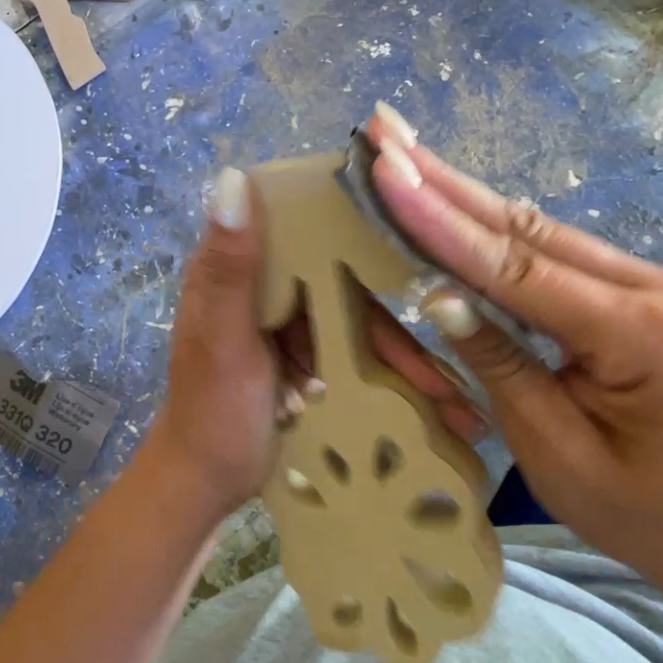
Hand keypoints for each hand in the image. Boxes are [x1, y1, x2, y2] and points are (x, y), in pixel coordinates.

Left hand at [147, 168, 487, 521]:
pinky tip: (438, 413)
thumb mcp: (222, 338)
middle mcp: (265, 288)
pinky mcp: (307, 361)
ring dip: (406, 363)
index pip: (301, 229)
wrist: (204, 484)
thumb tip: (233, 178)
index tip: (418, 234)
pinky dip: (392, 384)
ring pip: (358, 328)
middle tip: (456, 352)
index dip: (354, 226)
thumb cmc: (209, 410)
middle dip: (399, 324)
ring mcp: (289, 327)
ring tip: (458, 406)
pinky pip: (357, 360)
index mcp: (237, 269)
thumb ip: (231, 267)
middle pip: (342, 286)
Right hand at [365, 102, 662, 585]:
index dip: (442, 221)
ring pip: (537, 230)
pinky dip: (491, 225)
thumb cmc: (636, 510)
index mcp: (650, 338)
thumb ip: (500, 363)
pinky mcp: (644, 287)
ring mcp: (660, 283)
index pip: (518, 269)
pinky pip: (553, 250)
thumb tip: (436, 294)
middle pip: (527, 229)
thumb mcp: (553, 450)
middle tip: (384, 131)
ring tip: (403, 152)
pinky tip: (451, 194)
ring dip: (462, 194)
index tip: (388, 172)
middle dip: (444, 181)